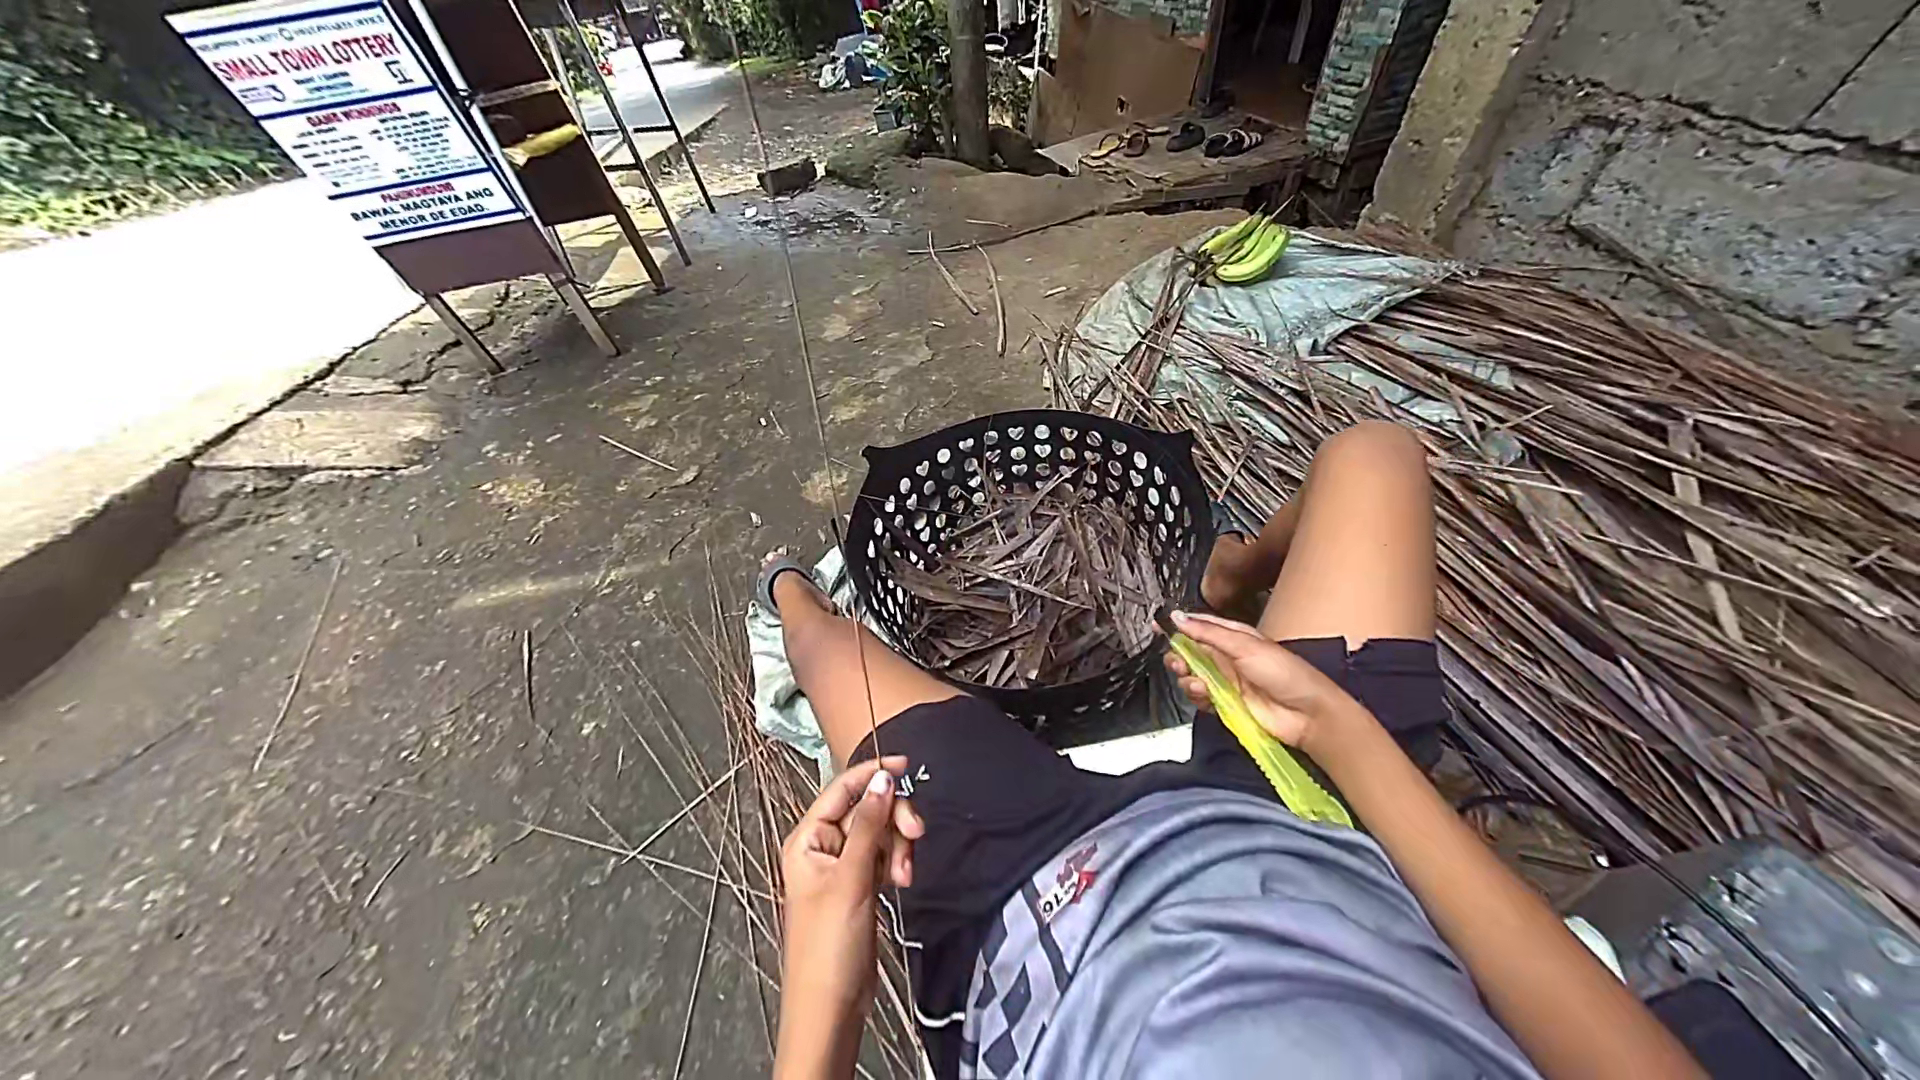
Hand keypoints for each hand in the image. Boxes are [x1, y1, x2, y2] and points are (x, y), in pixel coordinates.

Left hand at [775, 756, 922, 1078]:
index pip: (843, 789)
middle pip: (868, 810)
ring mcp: (843, 866)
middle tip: (916, 833)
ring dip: (898, 846)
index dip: (873, 774)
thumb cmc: (828, 945)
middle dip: (894, 819)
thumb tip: (883, 779)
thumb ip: (870, 824)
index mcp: (809, 838)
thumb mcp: (851, 878)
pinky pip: (884, 855)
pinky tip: (902, 879)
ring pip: (880, 832)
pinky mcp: (860, 883)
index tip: (905, 765)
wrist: (832, 1007)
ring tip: (903, 873)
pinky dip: (897, 862)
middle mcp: (824, 846)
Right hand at [1163, 610, 1356, 754]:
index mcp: (1232, 636)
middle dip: (1178, 657)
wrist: (1307, 716)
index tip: (1157, 625)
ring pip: (1190, 675)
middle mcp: (1226, 656)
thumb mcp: (1244, 645)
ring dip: (1188, 679)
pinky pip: (1199, 697)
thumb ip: (1207, 632)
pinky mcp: (1224, 702)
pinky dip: (1197, 697)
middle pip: (1188, 652)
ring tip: (1200, 684)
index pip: (1198, 626)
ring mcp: (1225, 680)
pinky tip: (1206, 697)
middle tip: (1179, 663)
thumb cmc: (1285, 674)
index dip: (1177, 625)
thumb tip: (1177, 616)